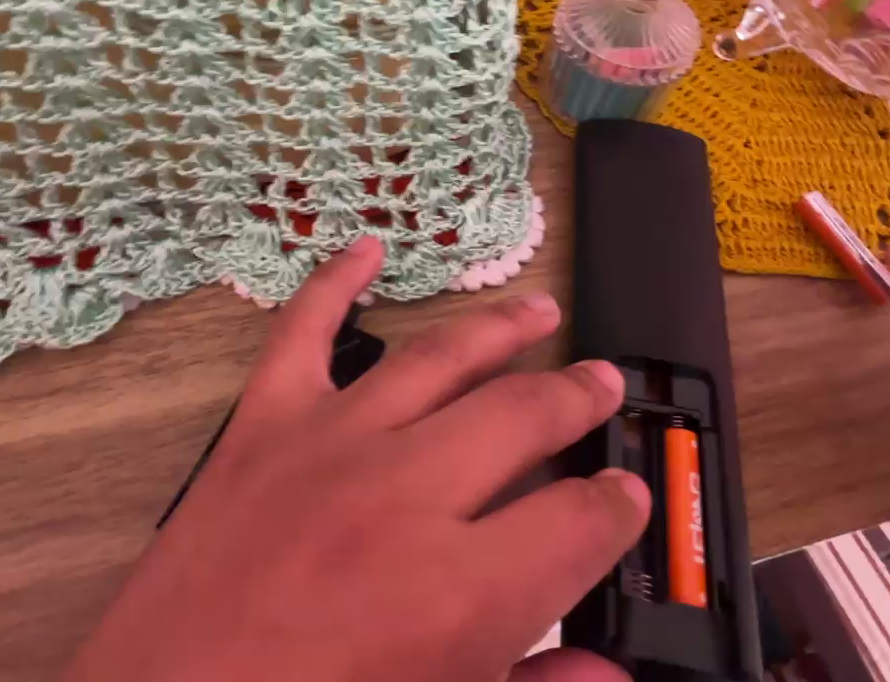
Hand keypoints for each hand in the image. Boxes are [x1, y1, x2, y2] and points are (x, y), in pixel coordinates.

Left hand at [65, 238, 649, 681]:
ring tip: (539, 309)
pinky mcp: (263, 423)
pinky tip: (366, 249)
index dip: (617, 508)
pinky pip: (304, 331)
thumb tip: (612, 672)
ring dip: (499, 327)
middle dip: (578, 396)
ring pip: (437, 357)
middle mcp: (400, 495)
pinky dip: (334, 283)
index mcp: (455, 592)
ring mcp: (327, 444)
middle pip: (521, 414)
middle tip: (602, 383)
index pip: (578, 522)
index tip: (626, 497)